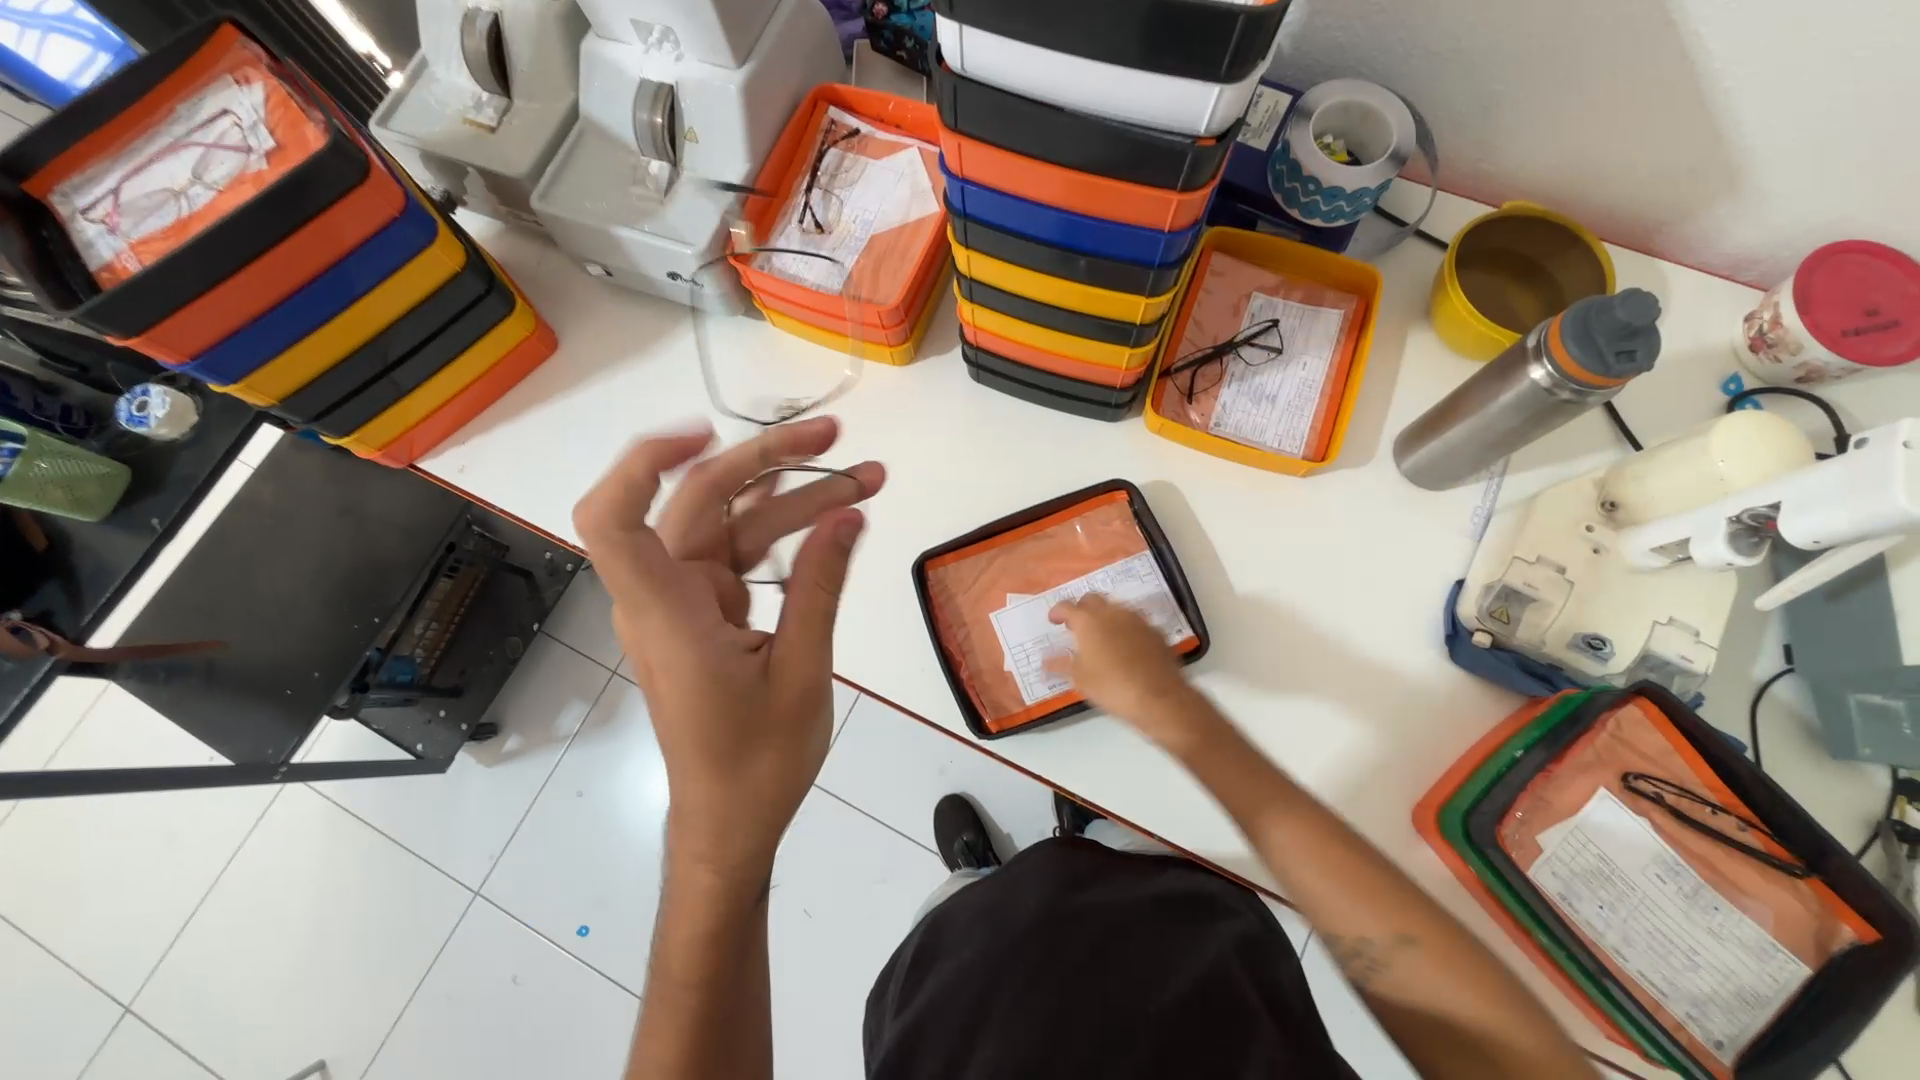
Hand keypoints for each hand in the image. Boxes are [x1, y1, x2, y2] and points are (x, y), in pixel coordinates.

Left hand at [573, 417, 882, 878]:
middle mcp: (665, 597)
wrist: (731, 822)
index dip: (643, 462)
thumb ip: (820, 587)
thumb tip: (850, 514)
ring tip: (865, 479)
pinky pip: (742, 557)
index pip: (616, 519)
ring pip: (731, 526)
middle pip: (699, 503)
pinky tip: (834, 517)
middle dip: (770, 462)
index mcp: (668, 613)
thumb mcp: (801, 672)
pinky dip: (787, 536)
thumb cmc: (757, 763)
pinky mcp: (708, 616)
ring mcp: (686, 604)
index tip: (706, 433)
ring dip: (795, 500)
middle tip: (839, 441)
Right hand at [1047, 595, 1215, 750]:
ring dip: (1105, 616)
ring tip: (1101, 634)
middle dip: (1081, 609)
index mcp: (1089, 621)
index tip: (1054, 620)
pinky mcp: (1155, 631)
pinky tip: (1126, 645)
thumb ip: (1060, 664)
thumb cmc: (1111, 687)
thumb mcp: (1079, 679)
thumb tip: (1045, 660)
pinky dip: (1125, 628)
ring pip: (1116, 608)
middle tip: (1076, 626)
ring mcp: (1137, 619)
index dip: (1057, 612)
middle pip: (1092, 599)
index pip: (1067, 607)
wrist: (1158, 697)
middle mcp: (1112, 613)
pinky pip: (1135, 622)